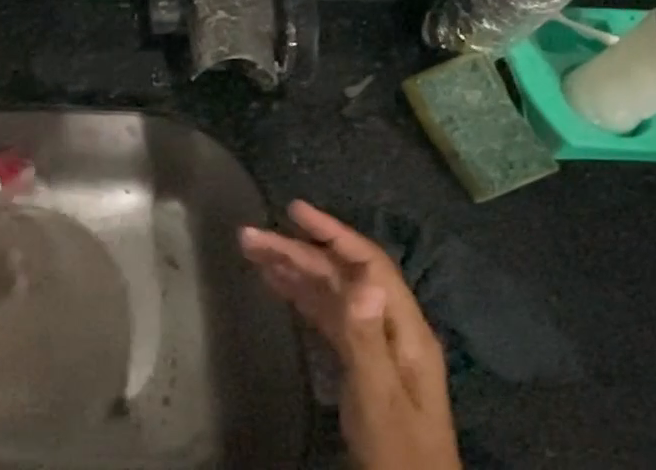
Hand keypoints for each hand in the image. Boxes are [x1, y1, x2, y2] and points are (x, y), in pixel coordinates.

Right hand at [240, 201, 459, 469]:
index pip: (369, 265)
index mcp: (405, 330)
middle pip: (342, 274)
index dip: (333, 232)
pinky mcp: (359, 360)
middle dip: (298, 250)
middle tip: (250, 236)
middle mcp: (391, 327)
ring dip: (293, 267)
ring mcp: (375, 344)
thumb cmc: (398, 448)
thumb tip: (361, 280)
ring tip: (251, 250)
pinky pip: (326, 314)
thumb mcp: (378, 394)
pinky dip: (299, 294)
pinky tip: (274, 282)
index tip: (294, 210)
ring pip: (331, 291)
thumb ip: (367, 337)